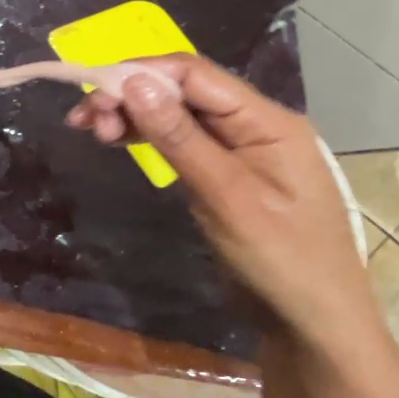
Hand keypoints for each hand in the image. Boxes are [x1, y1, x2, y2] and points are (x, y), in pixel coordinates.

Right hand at [67, 54, 374, 341]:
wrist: (314, 324)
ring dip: (129, 113)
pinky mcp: (222, 168)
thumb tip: (131, 81)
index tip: (92, 96)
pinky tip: (116, 141)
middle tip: (84, 123)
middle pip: (179, 87)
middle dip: (127, 94)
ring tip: (93, 133)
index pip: (193, 73)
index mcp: (268, 122)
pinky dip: (142, 133)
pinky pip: (176, 134)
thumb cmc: (281, 260)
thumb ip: (179, 137)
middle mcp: (254, 124)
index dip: (138, 73)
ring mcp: (239, 146)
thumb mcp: (226, 197)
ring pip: (172, 109)